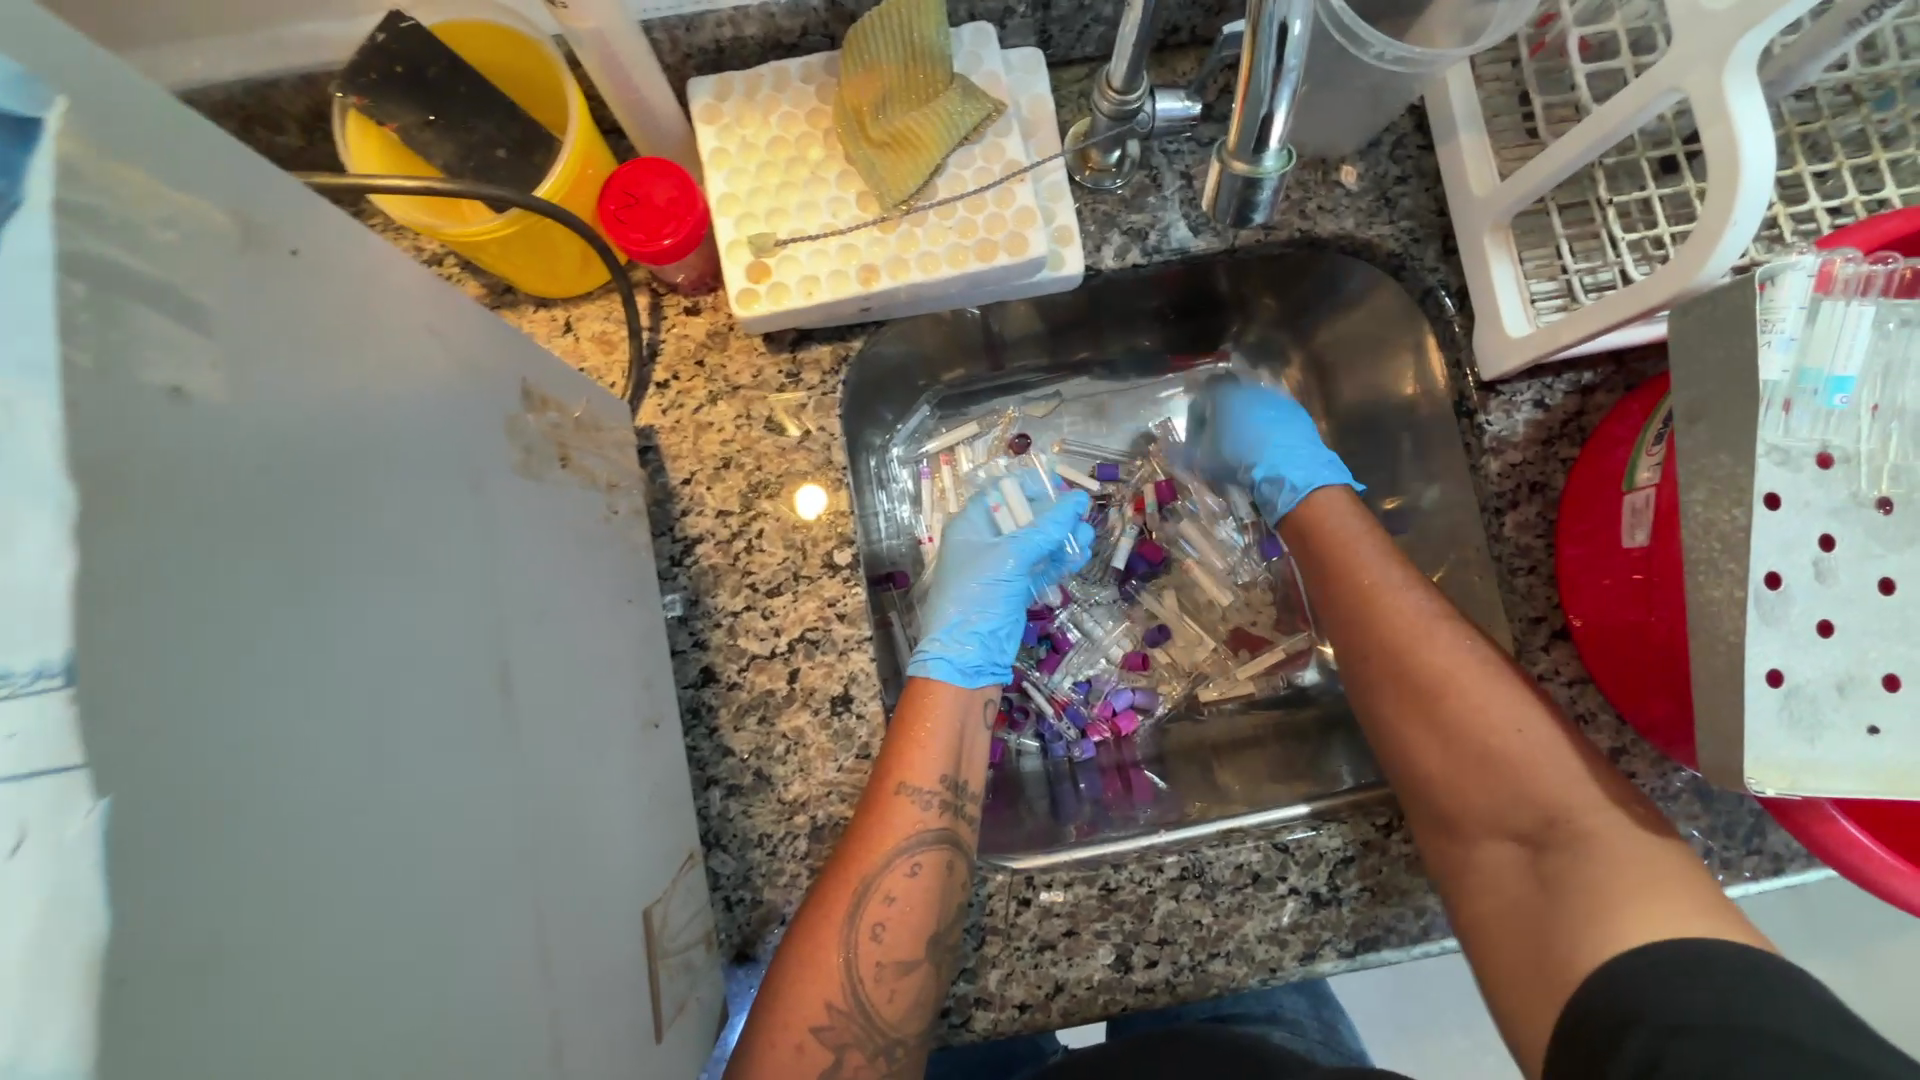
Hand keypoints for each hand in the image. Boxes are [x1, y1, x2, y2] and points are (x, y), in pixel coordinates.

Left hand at [907, 482, 1093, 688]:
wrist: (968, 656)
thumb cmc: (978, 596)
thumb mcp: (1011, 557)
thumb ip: (1046, 529)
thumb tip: (1078, 501)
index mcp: (971, 525)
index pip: (1003, 493)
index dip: (1034, 488)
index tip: (1064, 491)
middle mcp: (984, 542)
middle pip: (1024, 518)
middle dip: (1055, 517)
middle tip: (1083, 517)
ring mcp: (1000, 567)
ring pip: (1036, 544)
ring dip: (1062, 540)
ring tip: (1088, 538)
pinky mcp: (1014, 589)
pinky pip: (1040, 568)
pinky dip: (1058, 562)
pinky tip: (1080, 557)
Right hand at [1184, 372, 1361, 524]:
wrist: (1287, 468)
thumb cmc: (1236, 459)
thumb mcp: (1201, 460)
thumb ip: (1182, 452)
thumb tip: (1170, 450)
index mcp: (1221, 393)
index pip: (1200, 398)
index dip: (1195, 419)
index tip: (1196, 440)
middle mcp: (1247, 388)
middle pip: (1228, 397)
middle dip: (1221, 416)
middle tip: (1219, 440)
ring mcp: (1273, 397)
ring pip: (1252, 405)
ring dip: (1245, 421)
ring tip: (1244, 445)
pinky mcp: (1295, 410)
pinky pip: (1274, 415)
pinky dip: (1267, 427)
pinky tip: (1266, 447)